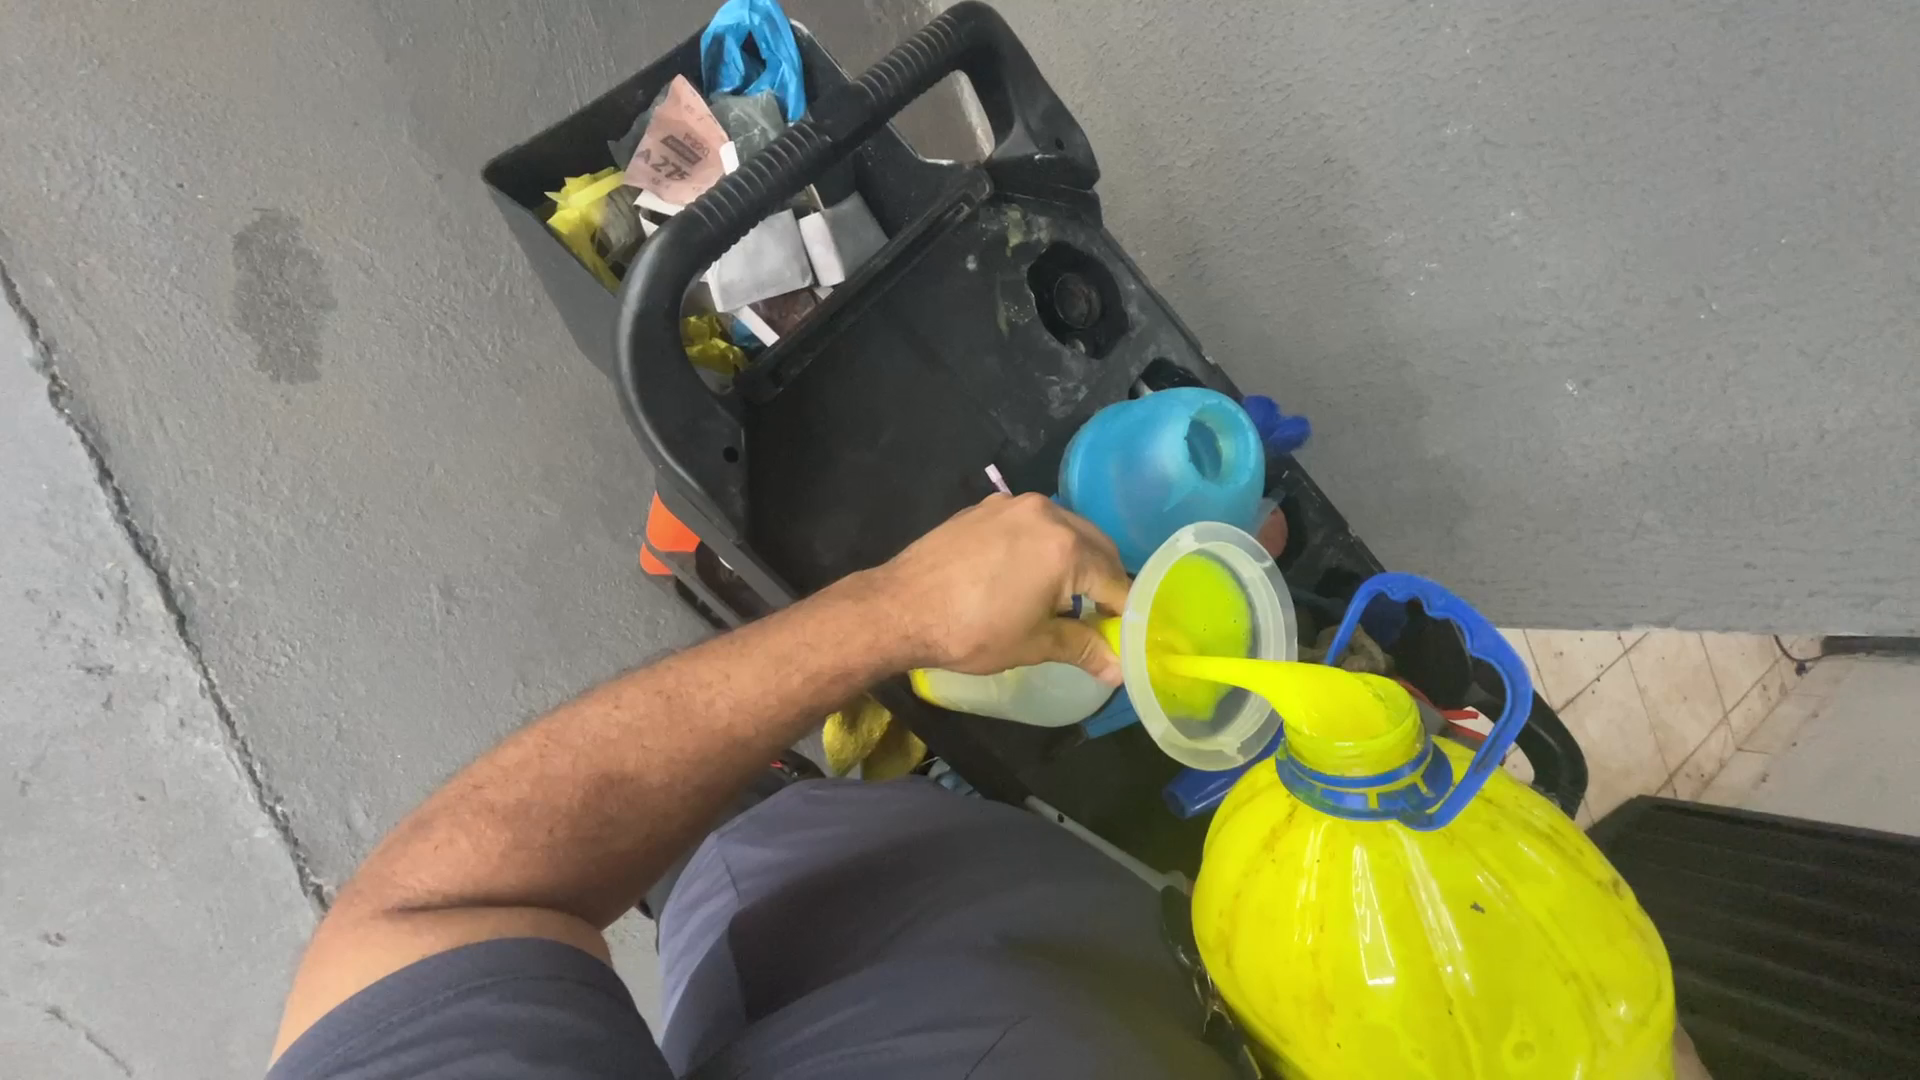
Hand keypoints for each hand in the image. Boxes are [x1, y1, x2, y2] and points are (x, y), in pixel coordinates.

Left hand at [861, 493, 1130, 683]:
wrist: (899, 608)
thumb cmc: (971, 631)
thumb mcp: (1033, 645)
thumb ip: (1081, 648)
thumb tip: (1117, 669)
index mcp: (1066, 547)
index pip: (1115, 581)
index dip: (1124, 613)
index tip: (1123, 635)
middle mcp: (1047, 513)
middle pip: (1097, 547)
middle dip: (1103, 582)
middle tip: (1096, 618)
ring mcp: (1013, 504)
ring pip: (1066, 529)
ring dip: (1075, 560)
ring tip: (1062, 598)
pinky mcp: (987, 506)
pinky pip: (1033, 523)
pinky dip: (1043, 545)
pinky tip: (1026, 574)